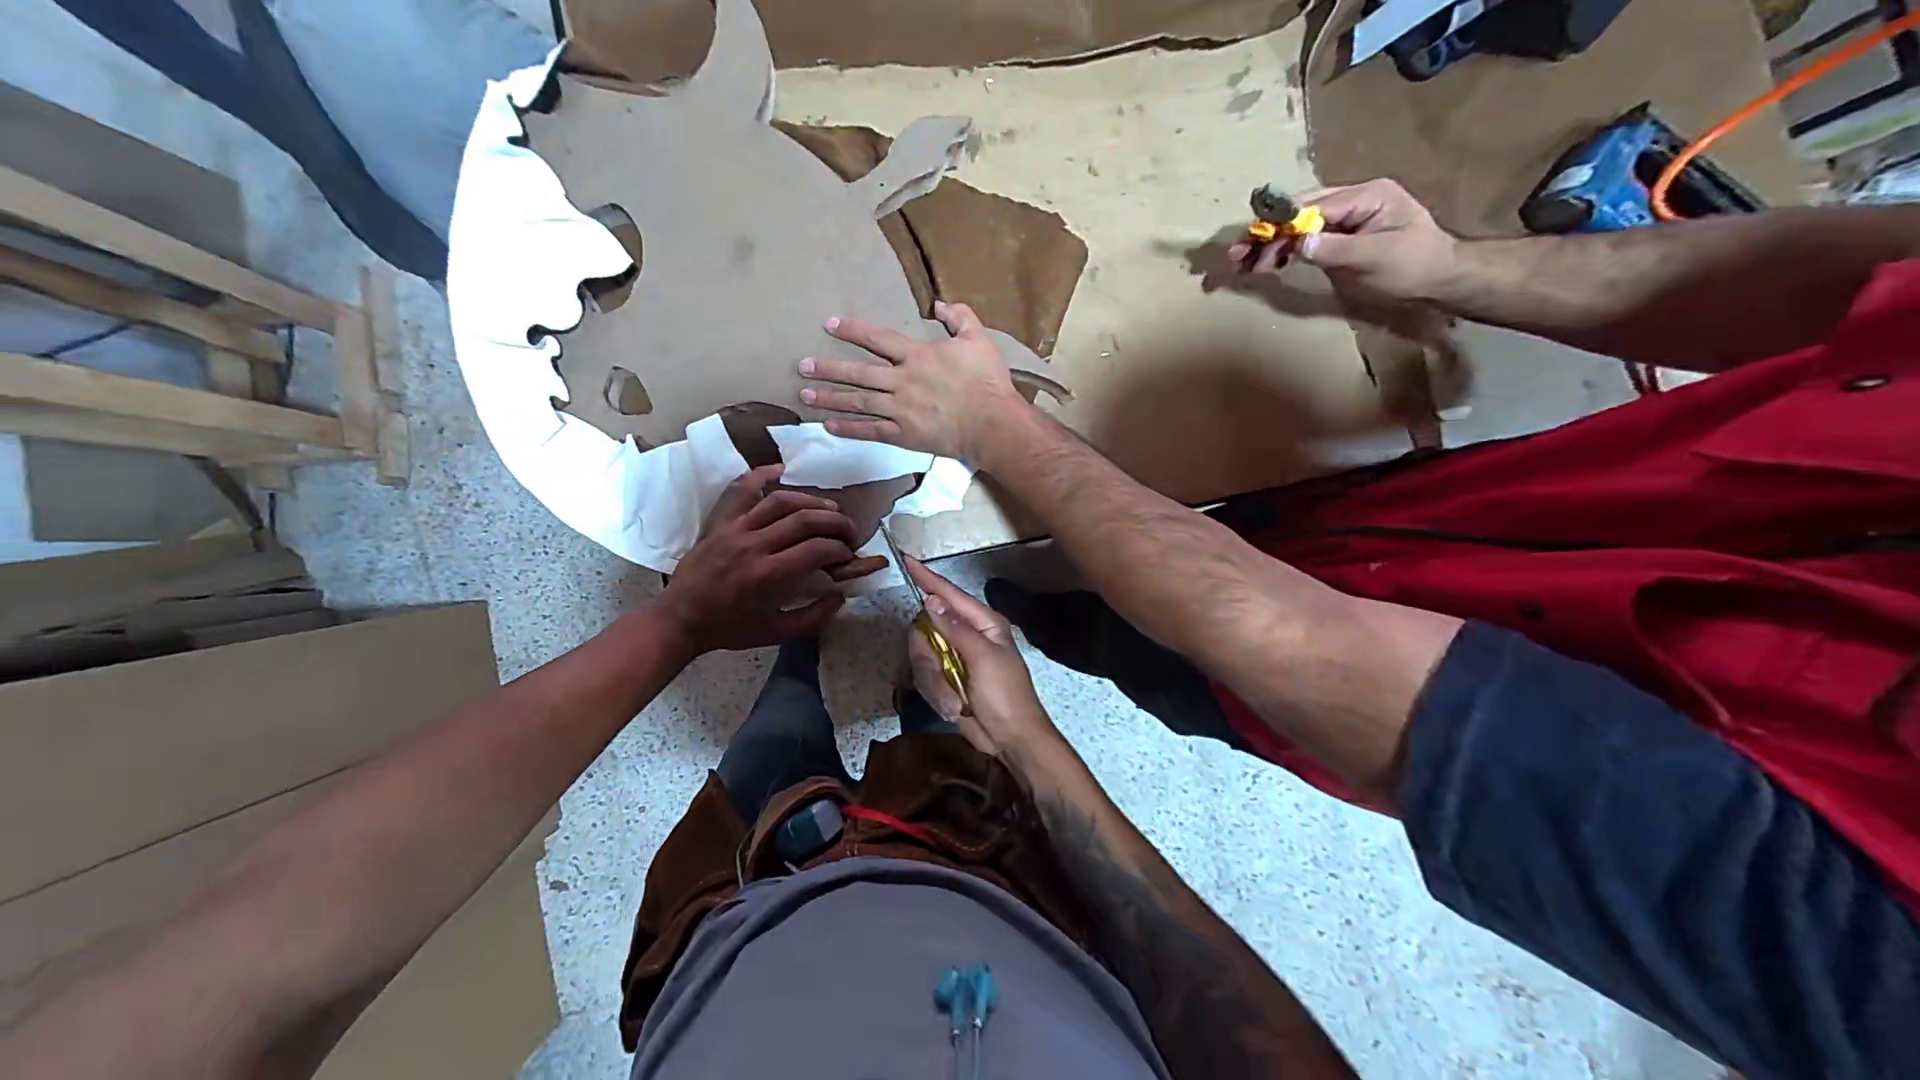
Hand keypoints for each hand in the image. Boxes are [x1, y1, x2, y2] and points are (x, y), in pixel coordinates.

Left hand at [657, 464, 856, 652]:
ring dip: (811, 501)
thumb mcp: (776, 633)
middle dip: (835, 523)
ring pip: (780, 501)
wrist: (680, 619)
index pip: (816, 550)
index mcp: (768, 575)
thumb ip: (813, 617)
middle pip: (804, 520)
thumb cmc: (729, 628)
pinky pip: (741, 491)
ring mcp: (734, 530)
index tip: (848, 556)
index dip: (840, 549)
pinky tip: (781, 468)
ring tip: (829, 510)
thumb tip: (840, 596)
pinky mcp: (720, 523)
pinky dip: (760, 475)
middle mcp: (753, 546)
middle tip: (848, 531)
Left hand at [797, 301, 1028, 463]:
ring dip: (830, 397)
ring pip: (858, 402)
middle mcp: (902, 381)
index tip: (829, 324)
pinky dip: (849, 428)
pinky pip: (870, 431)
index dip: (852, 330)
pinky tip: (829, 425)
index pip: (877, 338)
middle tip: (802, 367)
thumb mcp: (979, 339)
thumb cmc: (987, 382)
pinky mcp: (903, 435)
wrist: (992, 424)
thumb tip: (939, 303)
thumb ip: (959, 317)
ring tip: (805, 394)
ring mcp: (900, 410)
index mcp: (917, 356)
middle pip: (858, 372)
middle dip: (828, 368)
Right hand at [903, 559, 1071, 768]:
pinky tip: (956, 707)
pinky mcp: (947, 678)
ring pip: (923, 658)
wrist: (1011, 739)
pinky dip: (938, 694)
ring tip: (956, 702)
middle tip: (940, 677)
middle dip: (929, 660)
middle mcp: (967, 635)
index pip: (951, 595)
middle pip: (927, 630)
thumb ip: (954, 628)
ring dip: (936, 684)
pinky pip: (926, 677)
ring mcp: (955, 658)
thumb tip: (931, 600)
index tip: (907, 562)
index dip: (928, 579)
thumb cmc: (1005, 695)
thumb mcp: (982, 658)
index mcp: (984, 623)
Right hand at [1229, 178, 1458, 307]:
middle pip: (1299, 212)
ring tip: (1244, 264)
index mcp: (1366, 196)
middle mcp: (1353, 201)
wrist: (1439, 281)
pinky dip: (1283, 250)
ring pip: (1297, 226)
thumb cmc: (1414, 266)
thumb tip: (1299, 241)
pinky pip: (1304, 239)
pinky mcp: (1339, 237)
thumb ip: (1336, 248)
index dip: (1279, 223)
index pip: (1313, 206)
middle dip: (1265, 232)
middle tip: (1236, 255)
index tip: (1250, 240)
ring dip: (1269, 244)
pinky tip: (1268, 263)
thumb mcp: (1377, 257)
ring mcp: (1345, 219)